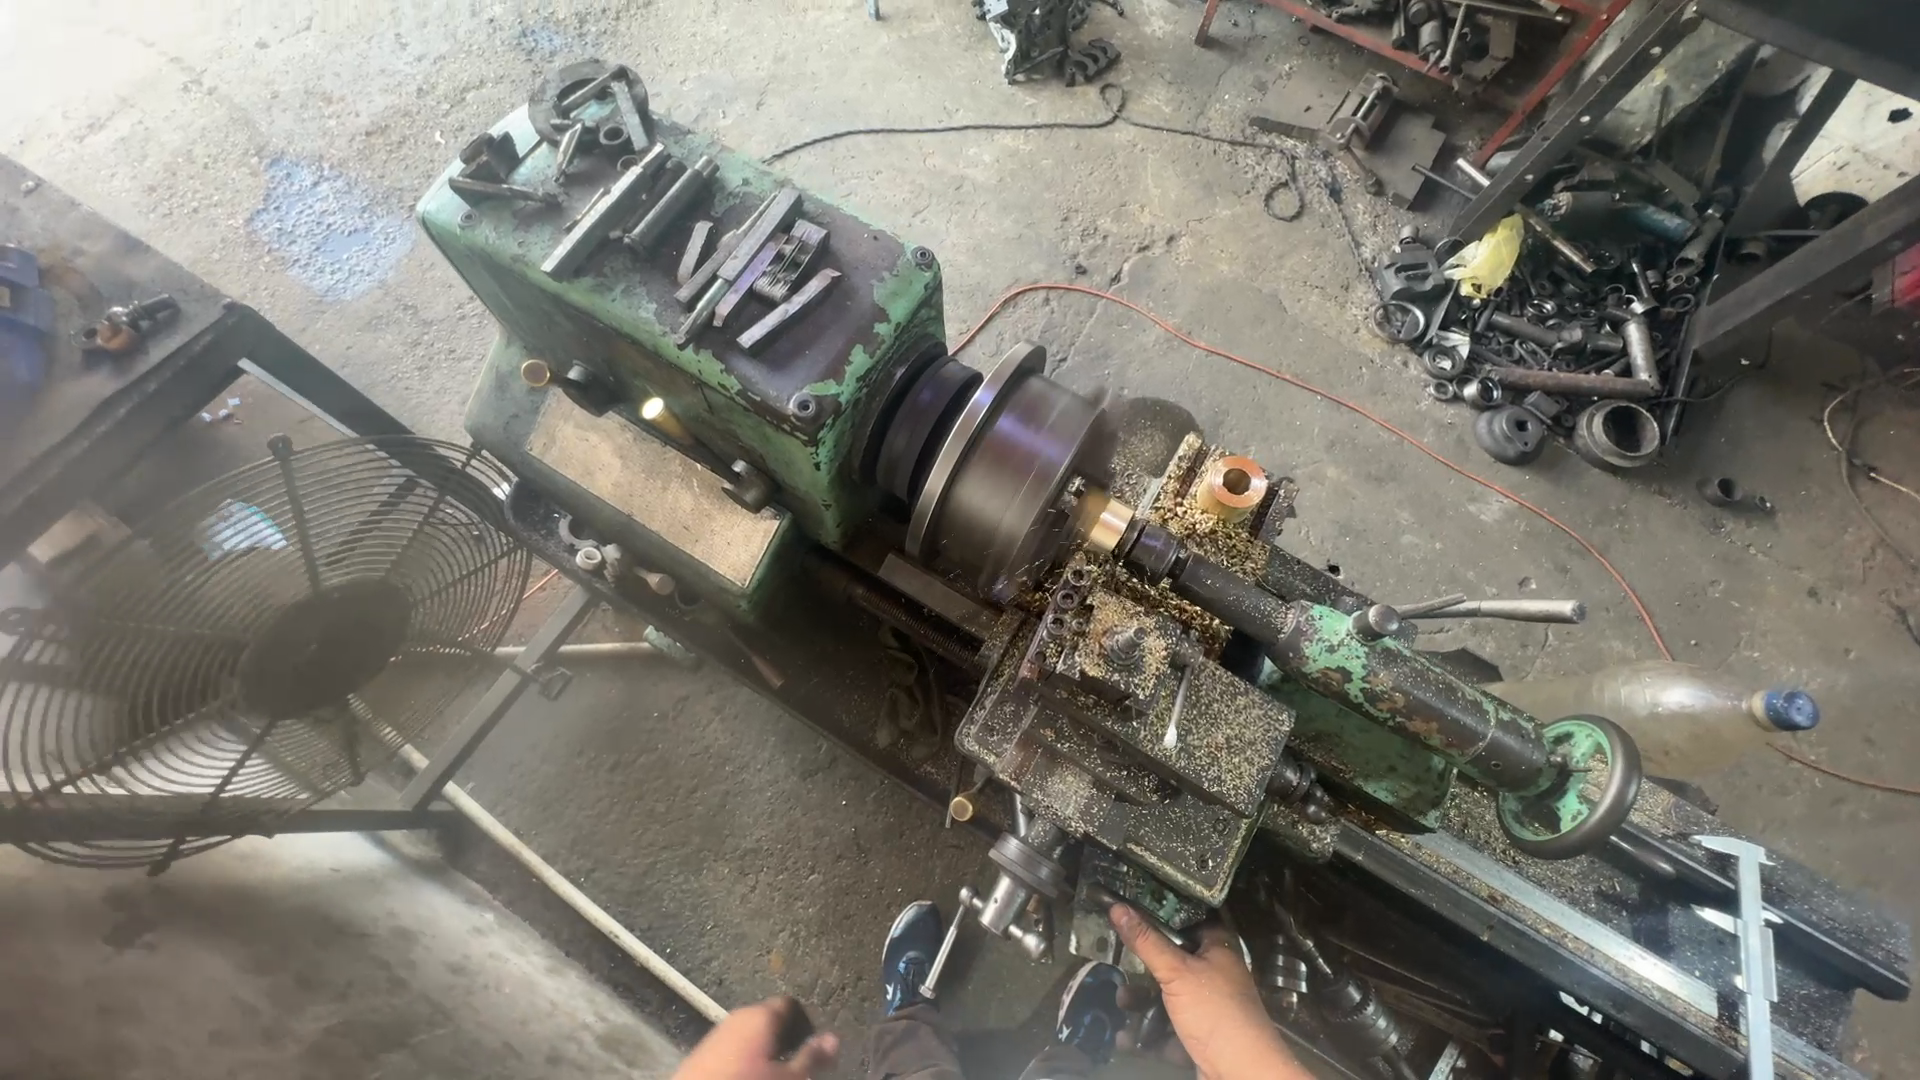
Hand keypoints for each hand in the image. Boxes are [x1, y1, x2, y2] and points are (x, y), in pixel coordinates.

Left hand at [671, 997, 840, 1079]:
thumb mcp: (788, 1078)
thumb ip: (812, 1057)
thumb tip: (834, 1039)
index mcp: (763, 1014)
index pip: (791, 1005)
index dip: (805, 1025)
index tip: (810, 1050)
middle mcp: (740, 1014)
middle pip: (770, 1020)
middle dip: (783, 1040)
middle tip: (791, 1068)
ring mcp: (717, 1032)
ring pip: (749, 1036)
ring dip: (761, 1052)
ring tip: (769, 1074)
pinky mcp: (700, 1053)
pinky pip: (730, 1049)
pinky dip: (740, 1061)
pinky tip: (743, 1077)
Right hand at [1108, 904, 1310, 1079]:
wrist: (1245, 1079)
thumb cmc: (1216, 1014)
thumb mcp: (1177, 972)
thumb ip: (1146, 941)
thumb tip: (1117, 906)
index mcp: (1217, 947)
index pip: (1186, 918)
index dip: (1160, 913)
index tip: (1129, 909)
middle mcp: (1214, 972)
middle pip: (1172, 958)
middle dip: (1143, 967)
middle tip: (1119, 961)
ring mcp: (1207, 1006)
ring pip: (1167, 995)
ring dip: (1142, 1001)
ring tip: (1121, 1003)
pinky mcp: (1200, 1035)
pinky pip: (1168, 1026)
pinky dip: (1149, 1031)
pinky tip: (1127, 1038)